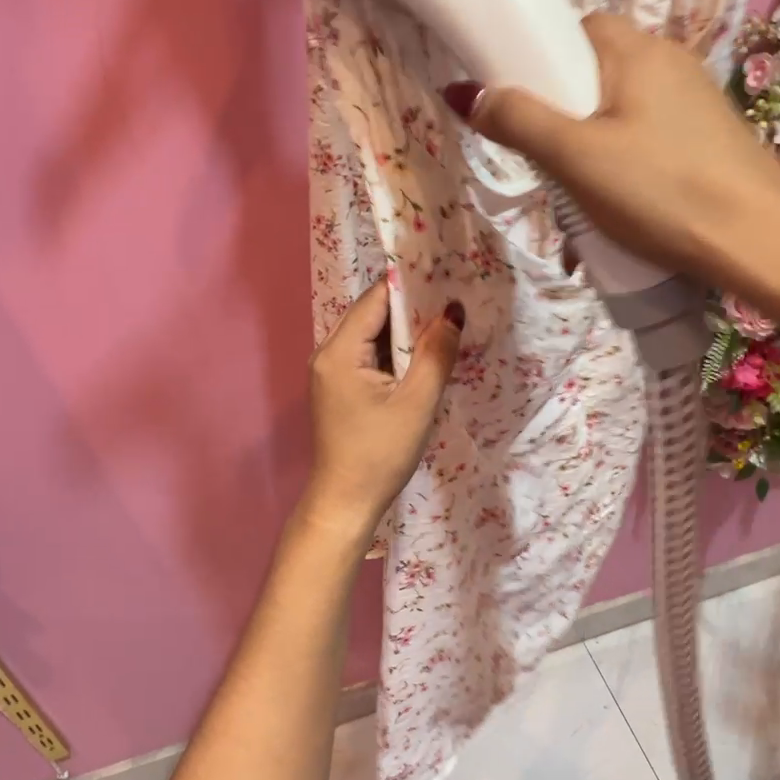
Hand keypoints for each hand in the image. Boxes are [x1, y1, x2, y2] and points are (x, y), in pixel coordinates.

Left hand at [302, 281, 462, 538]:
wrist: (346, 503)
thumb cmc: (381, 453)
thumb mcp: (417, 402)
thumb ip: (435, 353)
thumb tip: (452, 310)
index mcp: (339, 351)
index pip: (375, 300)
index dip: (409, 286)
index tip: (444, 276)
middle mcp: (327, 353)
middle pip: (370, 314)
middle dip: (409, 307)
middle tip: (450, 299)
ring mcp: (329, 372)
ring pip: (370, 336)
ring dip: (403, 332)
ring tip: (442, 323)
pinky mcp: (338, 389)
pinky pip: (366, 356)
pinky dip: (392, 353)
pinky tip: (420, 356)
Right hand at [443, 12, 779, 293]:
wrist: (760, 243)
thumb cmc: (661, 191)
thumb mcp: (575, 159)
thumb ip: (518, 122)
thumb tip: (466, 92)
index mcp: (636, 51)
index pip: (574, 30)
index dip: (540, 61)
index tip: (519, 107)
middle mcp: (668, 63)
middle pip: (594, 75)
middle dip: (560, 118)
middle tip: (544, 164)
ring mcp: (693, 103)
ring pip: (618, 114)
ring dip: (588, 152)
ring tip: (577, 201)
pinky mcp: (707, 140)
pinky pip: (646, 142)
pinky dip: (621, 168)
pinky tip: (618, 212)